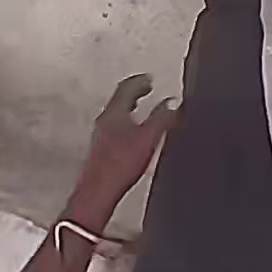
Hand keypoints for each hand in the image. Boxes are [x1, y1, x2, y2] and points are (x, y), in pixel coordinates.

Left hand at [67, 74, 176, 226]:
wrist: (98, 192)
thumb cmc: (120, 165)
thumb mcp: (149, 138)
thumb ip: (162, 118)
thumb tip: (173, 103)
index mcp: (115, 112)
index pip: (126, 88)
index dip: (139, 81)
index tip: (148, 79)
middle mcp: (105, 120)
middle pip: (119, 98)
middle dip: (135, 91)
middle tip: (146, 87)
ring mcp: (101, 134)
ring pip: (116, 112)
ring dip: (130, 105)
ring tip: (141, 105)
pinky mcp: (101, 148)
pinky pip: (114, 125)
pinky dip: (126, 119)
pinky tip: (133, 131)